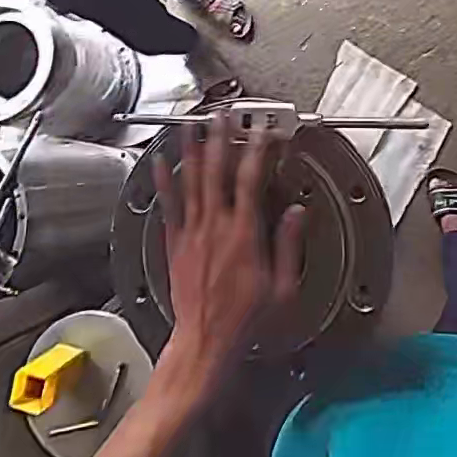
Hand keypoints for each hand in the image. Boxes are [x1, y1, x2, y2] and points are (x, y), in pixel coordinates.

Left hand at [154, 113, 306, 397]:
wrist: (205, 340)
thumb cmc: (244, 319)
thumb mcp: (282, 287)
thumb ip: (289, 245)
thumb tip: (297, 214)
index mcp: (244, 235)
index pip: (250, 180)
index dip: (257, 151)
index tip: (262, 133)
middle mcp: (215, 227)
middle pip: (216, 172)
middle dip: (220, 140)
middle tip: (222, 116)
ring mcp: (192, 233)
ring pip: (191, 182)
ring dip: (192, 151)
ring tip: (192, 126)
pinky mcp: (176, 243)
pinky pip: (169, 206)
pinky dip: (164, 182)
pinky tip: (159, 162)